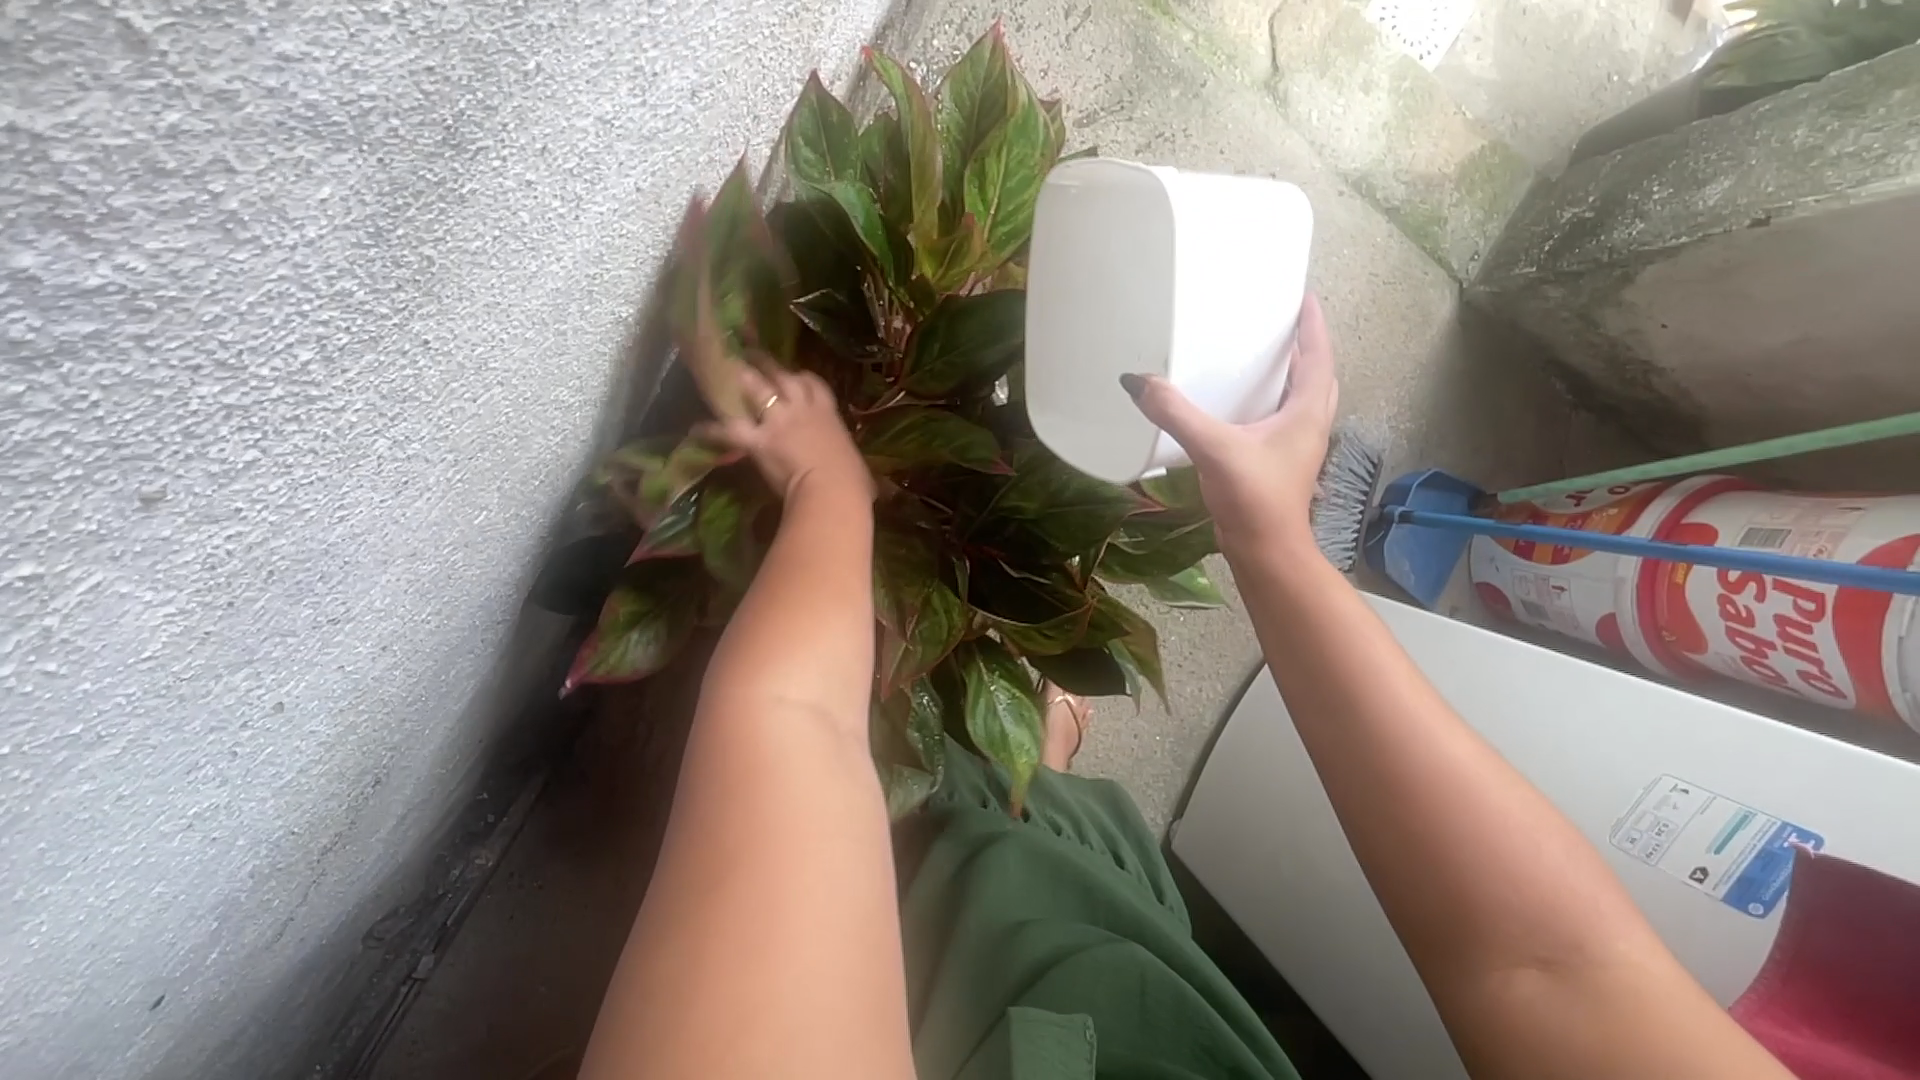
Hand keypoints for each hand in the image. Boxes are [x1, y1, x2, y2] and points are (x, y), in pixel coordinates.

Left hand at [697, 363, 872, 503]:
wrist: (833, 489)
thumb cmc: (852, 481)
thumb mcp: (857, 467)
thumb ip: (854, 467)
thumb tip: (869, 486)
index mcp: (828, 412)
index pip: (813, 383)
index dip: (802, 378)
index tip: (795, 375)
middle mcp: (801, 408)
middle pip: (780, 376)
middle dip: (765, 363)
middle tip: (748, 354)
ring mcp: (778, 421)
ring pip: (755, 389)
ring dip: (740, 379)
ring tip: (726, 369)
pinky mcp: (758, 440)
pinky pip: (730, 430)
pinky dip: (713, 430)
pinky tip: (699, 427)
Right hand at [1123, 292, 1336, 553]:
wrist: (1265, 551)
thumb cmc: (1253, 498)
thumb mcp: (1214, 448)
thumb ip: (1176, 414)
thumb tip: (1138, 382)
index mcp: (1306, 412)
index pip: (1318, 356)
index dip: (1313, 325)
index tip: (1304, 297)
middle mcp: (1309, 425)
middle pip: (1317, 376)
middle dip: (1304, 349)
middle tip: (1282, 328)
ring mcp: (1297, 448)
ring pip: (1302, 401)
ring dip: (1291, 377)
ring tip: (1264, 360)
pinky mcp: (1280, 465)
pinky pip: (1283, 421)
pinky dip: (1271, 404)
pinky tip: (1243, 408)